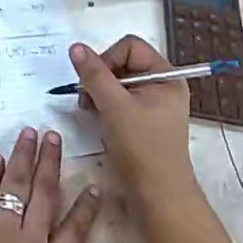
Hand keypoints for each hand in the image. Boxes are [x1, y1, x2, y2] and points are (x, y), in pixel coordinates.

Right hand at [69, 37, 196, 198]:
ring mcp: (152, 104)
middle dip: (100, 77)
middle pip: (122, 62)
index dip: (107, 58)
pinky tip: (96, 118)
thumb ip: (94, 74)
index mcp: (166, 76)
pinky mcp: (141, 120)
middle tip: (86, 98)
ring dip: (99, 91)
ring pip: (117, 82)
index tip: (93, 81)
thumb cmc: (141, 147)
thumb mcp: (114, 106)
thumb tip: (76, 47)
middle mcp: (161, 85)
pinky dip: (104, 105)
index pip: (130, 47)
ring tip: (89, 109)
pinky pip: (119, 99)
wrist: (157, 196)